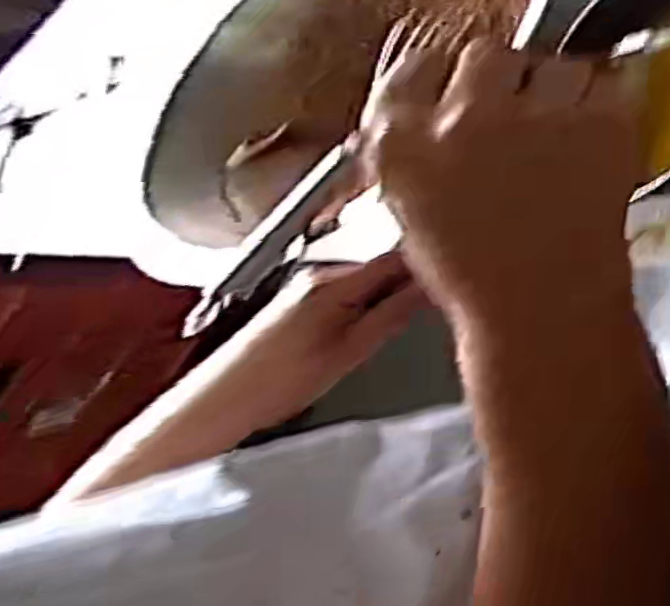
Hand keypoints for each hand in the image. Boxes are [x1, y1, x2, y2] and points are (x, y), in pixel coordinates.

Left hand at [200, 252, 430, 433]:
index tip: (464, 273)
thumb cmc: (278, 385)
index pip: (404, 255)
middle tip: (447, 299)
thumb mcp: (353, 349)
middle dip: (418, 279)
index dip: (437, 261)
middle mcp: (322, 272)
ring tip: (415, 314)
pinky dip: (374, 301)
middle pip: (389, 265)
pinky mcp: (300, 301)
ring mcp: (308, 285)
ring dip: (396, 292)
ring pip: (373, 279)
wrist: (205, 414)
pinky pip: (355, 289)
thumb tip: (441, 282)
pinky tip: (378, 322)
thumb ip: (399, 309)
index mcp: (336, 279)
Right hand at [361, 36, 644, 332]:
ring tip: (571, 127)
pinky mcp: (599, 120)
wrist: (545, 295)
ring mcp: (538, 115)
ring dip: (565, 87)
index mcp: (401, 137)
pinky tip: (601, 134)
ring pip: (557, 63)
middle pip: (492, 53)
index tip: (477, 87)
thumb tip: (450, 97)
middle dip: (512, 76)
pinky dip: (609, 102)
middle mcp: (467, 115)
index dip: (456, 74)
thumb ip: (423, 139)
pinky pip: (608, 83)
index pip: (423, 62)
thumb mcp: (413, 198)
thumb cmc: (477, 262)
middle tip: (531, 109)